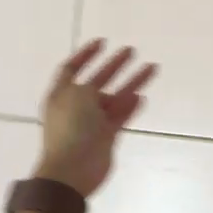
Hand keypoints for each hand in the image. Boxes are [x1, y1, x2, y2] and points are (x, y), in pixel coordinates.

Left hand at [34, 40, 156, 196]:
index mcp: (61, 94)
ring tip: (150, 67)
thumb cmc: (70, 128)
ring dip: (131, 82)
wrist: (72, 170)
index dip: (85, 54)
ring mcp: (92, 122)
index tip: (102, 42)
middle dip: (114, 65)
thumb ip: (90, 86)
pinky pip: (121, 116)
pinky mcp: (106, 136)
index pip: (71, 68)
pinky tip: (142, 96)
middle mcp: (76, 105)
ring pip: (115, 96)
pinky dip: (131, 106)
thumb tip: (104, 92)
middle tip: (131, 50)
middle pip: (98, 79)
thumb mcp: (76, 95)